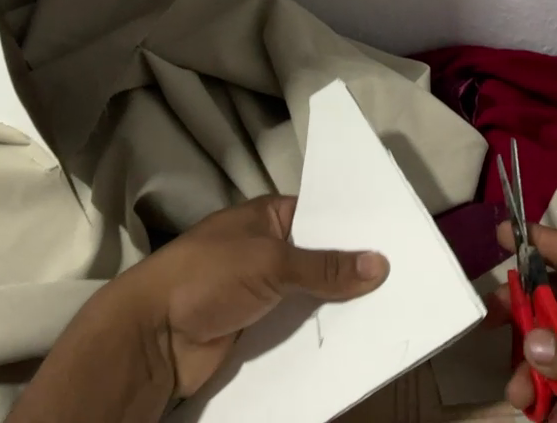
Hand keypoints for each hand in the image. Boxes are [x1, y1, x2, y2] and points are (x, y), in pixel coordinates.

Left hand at [8, 196, 388, 422]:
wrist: (151, 336)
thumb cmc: (208, 275)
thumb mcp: (272, 262)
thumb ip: (326, 266)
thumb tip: (381, 263)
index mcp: (268, 216)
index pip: (321, 216)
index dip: (355, 227)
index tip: (397, 238)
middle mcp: (268, 249)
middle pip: (319, 258)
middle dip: (352, 270)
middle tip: (405, 278)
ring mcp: (262, 291)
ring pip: (311, 295)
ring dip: (339, 305)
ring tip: (392, 311)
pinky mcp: (256, 329)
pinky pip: (297, 327)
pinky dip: (319, 333)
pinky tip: (356, 341)